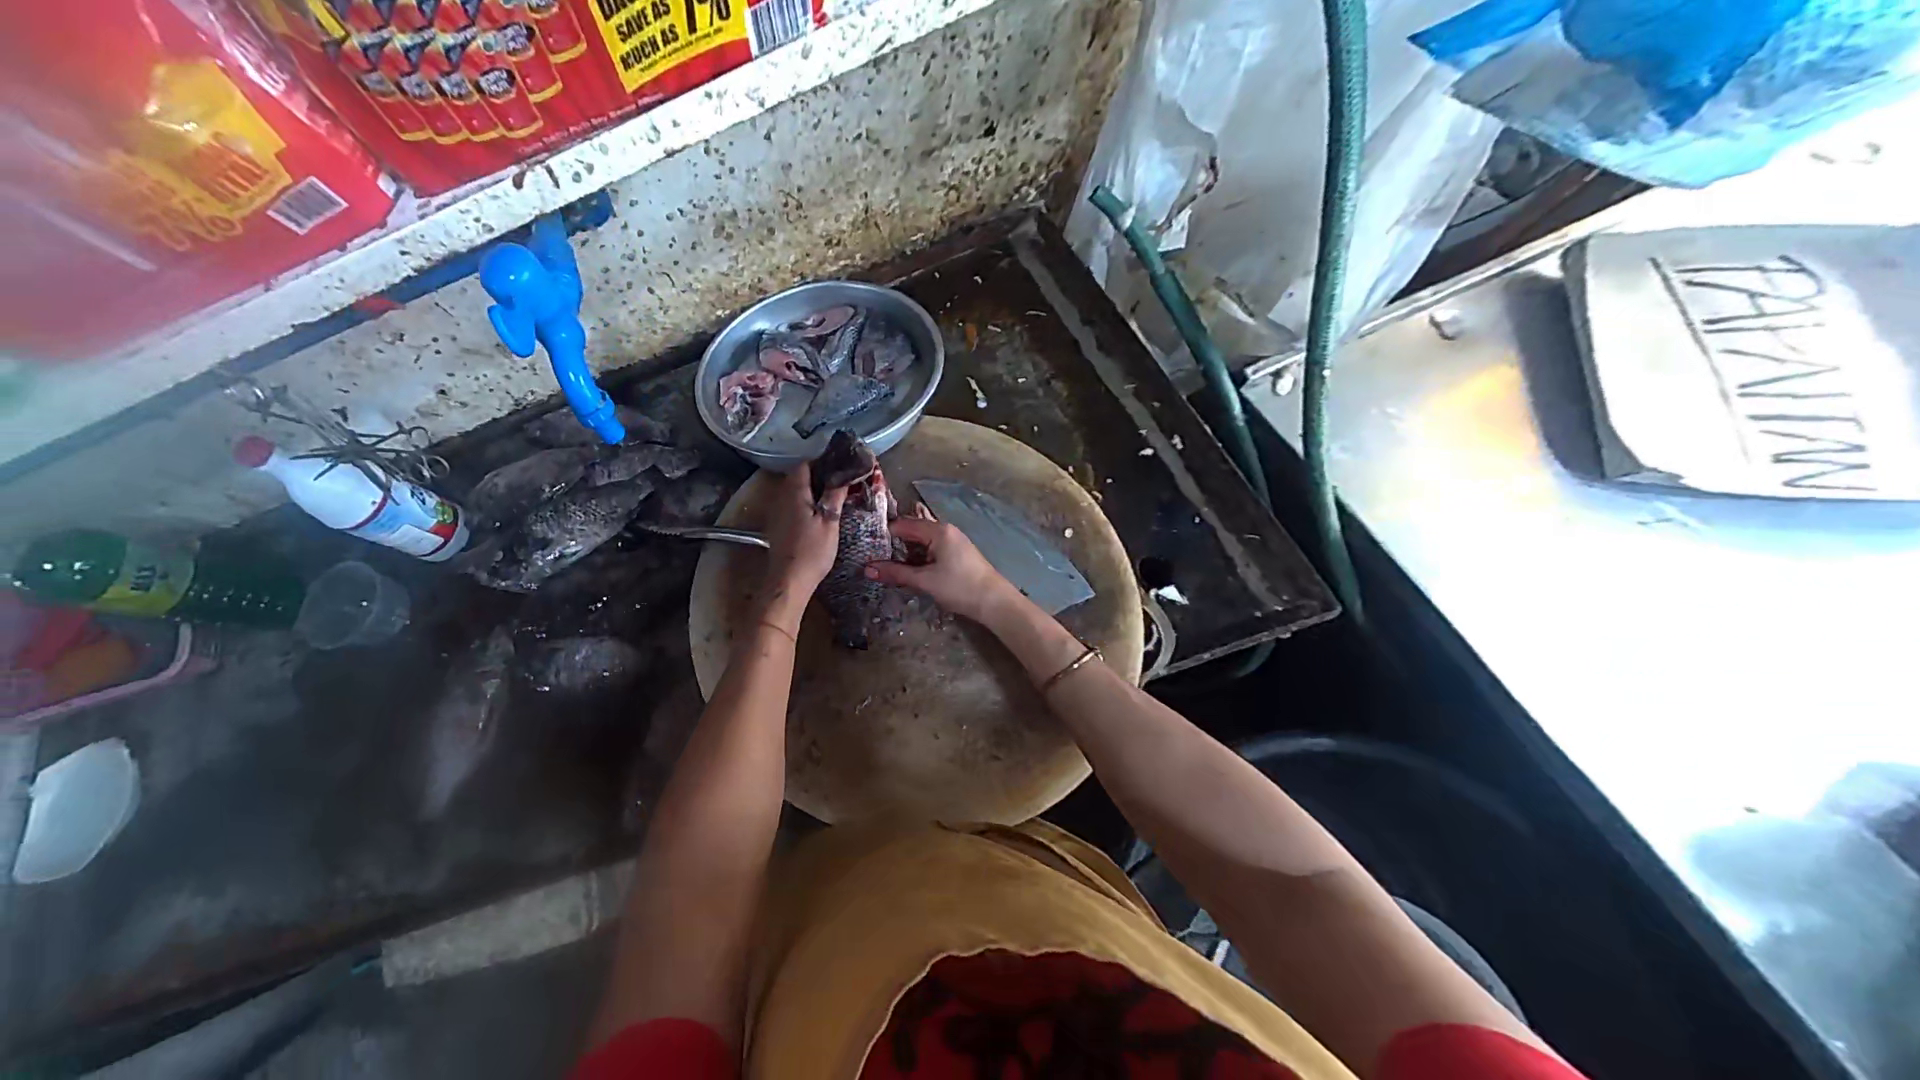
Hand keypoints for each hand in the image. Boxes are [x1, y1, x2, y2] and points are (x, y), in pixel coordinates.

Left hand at [759, 463, 846, 629]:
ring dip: (813, 490)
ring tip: (835, 495)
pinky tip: (820, 513)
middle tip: (842, 480)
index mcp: (795, 491)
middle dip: (819, 475)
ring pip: (796, 491)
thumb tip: (845, 474)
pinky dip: (807, 503)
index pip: (805, 464)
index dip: (822, 461)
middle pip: (799, 476)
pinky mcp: (779, 525)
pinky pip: (793, 504)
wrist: (789, 581)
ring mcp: (778, 511)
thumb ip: (835, 495)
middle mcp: (782, 497)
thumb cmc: (812, 551)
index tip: (841, 466)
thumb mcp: (830, 521)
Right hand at [864, 515, 1022, 624]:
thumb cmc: (959, 587)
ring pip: (922, 542)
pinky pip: (931, 550)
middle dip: (893, 544)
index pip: (903, 524)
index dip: (884, 534)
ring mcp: (953, 542)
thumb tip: (867, 569)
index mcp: (938, 531)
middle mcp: (945, 530)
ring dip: (906, 553)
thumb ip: (896, 573)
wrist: (995, 602)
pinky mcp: (957, 554)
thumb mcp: (924, 580)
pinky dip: (919, 558)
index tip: (866, 546)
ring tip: (885, 565)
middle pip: (912, 531)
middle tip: (871, 556)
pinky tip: (909, 570)